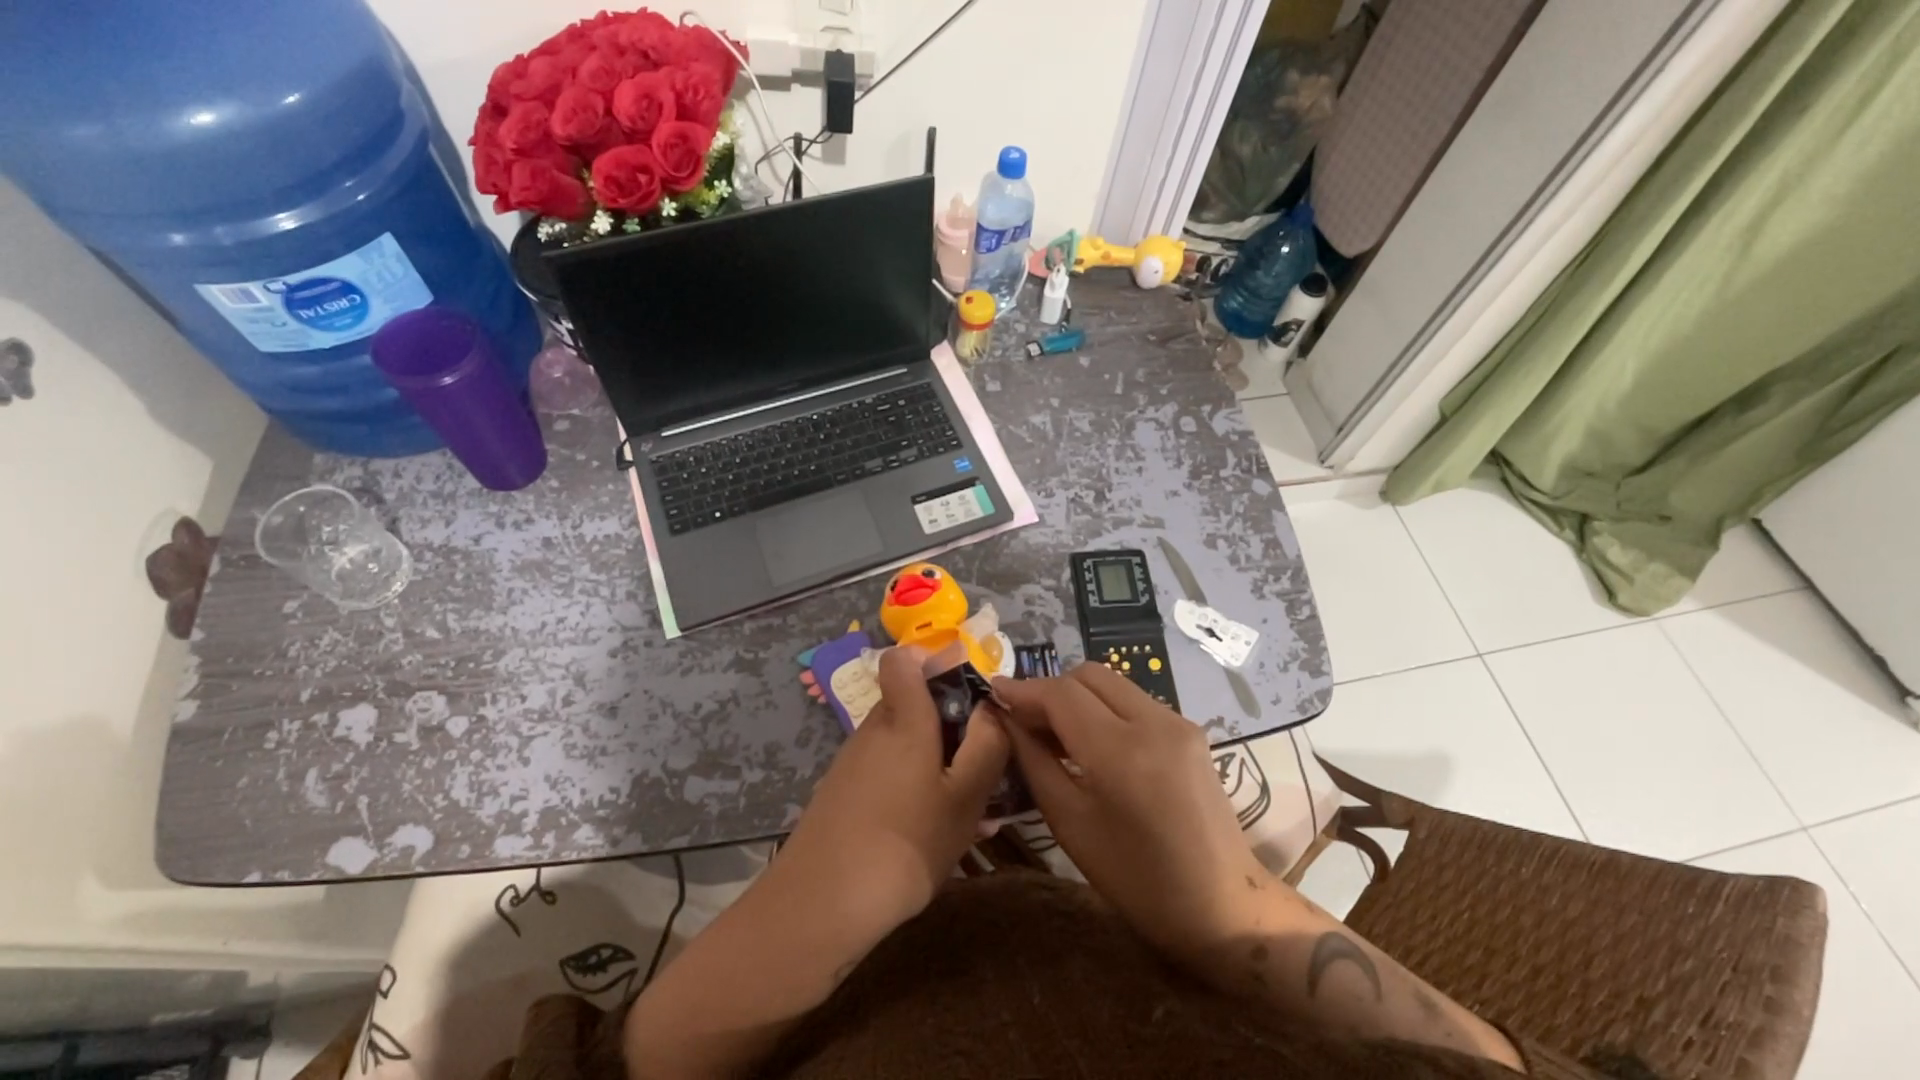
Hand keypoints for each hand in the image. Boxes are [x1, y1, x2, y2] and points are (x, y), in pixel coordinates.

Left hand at [773, 646, 1011, 932]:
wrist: (823, 904)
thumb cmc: (907, 842)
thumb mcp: (965, 797)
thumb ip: (986, 745)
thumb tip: (991, 707)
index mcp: (903, 720)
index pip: (903, 660)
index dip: (934, 660)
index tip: (970, 685)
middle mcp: (874, 732)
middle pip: (913, 707)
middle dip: (954, 727)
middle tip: (991, 766)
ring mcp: (854, 765)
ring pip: (907, 747)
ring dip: (942, 767)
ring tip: (979, 814)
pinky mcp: (844, 797)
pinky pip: (892, 777)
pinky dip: (919, 793)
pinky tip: (943, 836)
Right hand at [994, 663, 1268, 958]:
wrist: (1222, 906)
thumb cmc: (1137, 880)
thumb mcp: (1070, 824)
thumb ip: (1034, 763)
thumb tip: (1006, 721)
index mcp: (1121, 750)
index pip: (1061, 693)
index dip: (1022, 690)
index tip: (992, 695)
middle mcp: (1154, 721)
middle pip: (1088, 676)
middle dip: (1050, 690)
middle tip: (1023, 722)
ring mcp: (1179, 723)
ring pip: (1113, 685)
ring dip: (1078, 698)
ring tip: (1052, 736)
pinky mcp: (1191, 732)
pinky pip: (1135, 703)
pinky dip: (1104, 710)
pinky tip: (1090, 745)